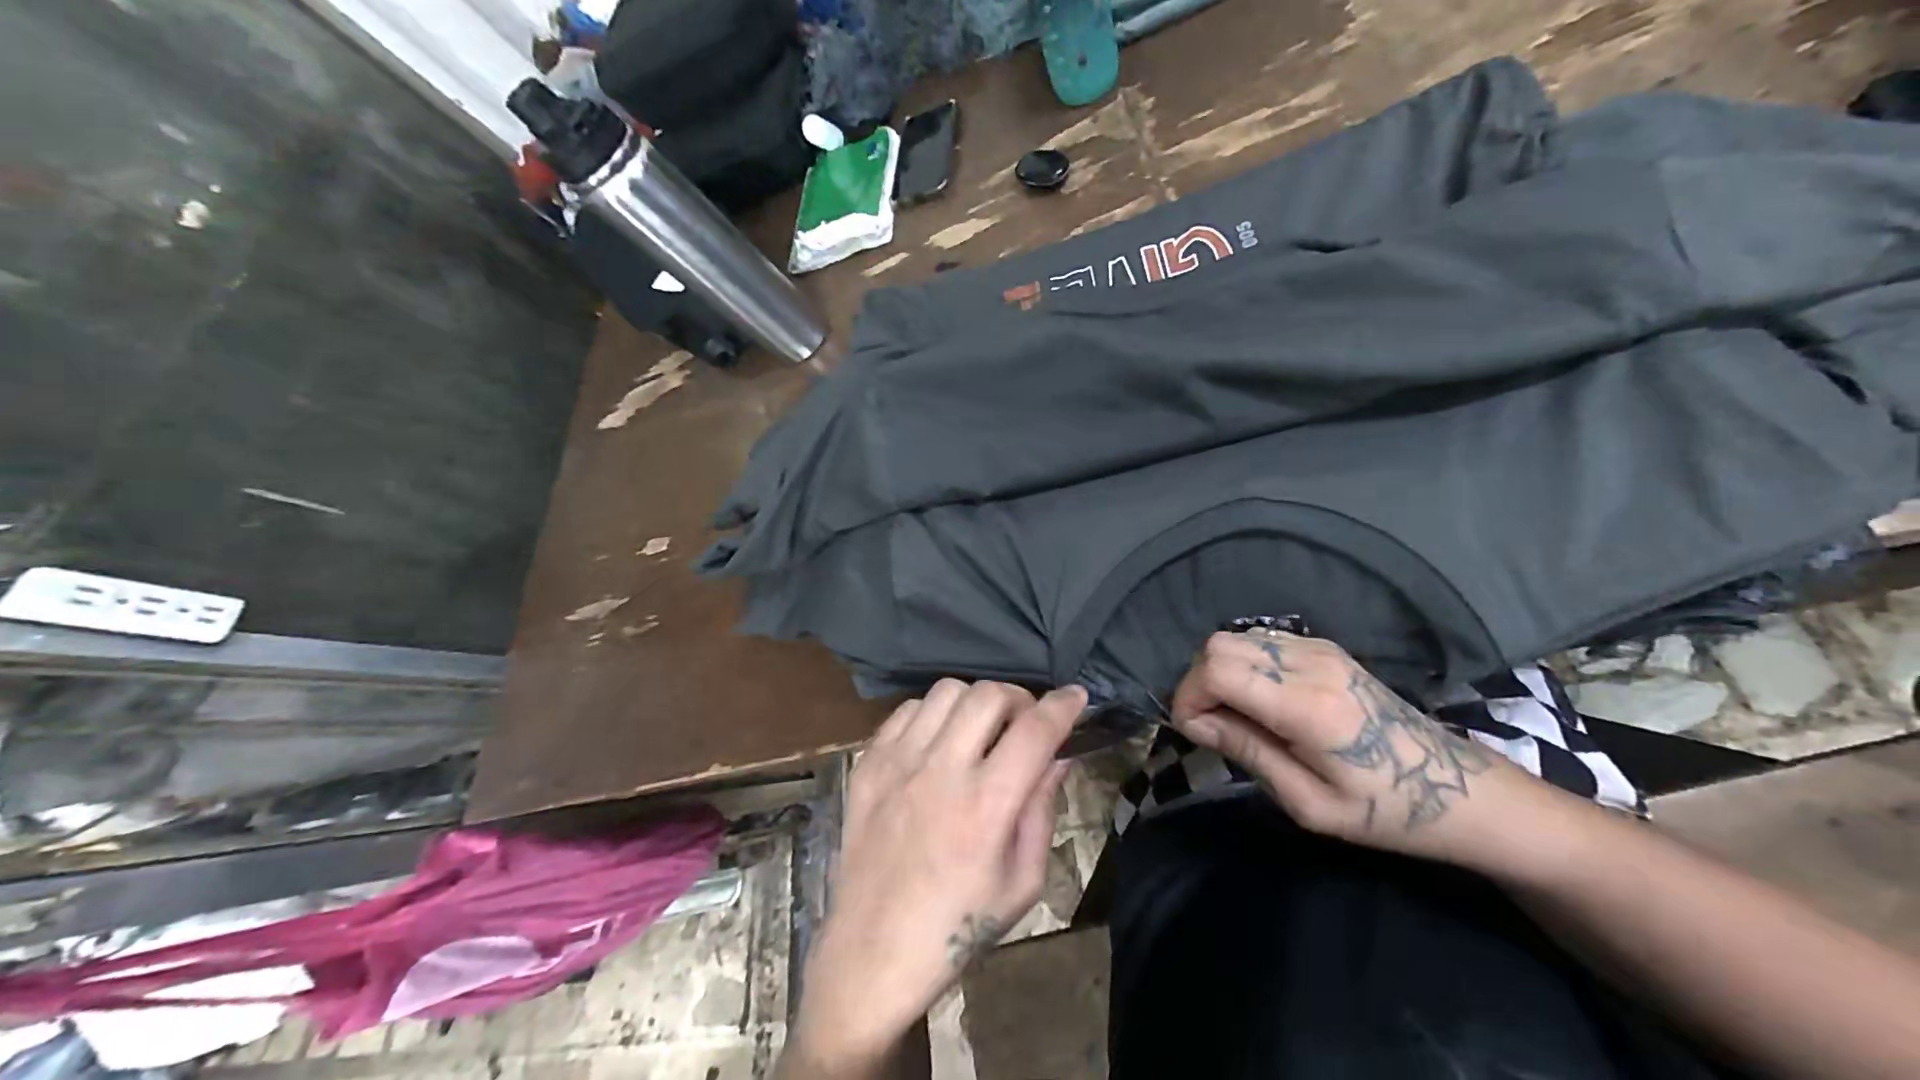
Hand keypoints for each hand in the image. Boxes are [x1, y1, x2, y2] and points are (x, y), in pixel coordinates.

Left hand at [787, 680, 1083, 1074]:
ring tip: (981, 731)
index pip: (1034, 731)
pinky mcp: (868, 765)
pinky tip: (940, 742)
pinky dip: (933, 715)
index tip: (1077, 697)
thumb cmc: (959, 925)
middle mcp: (940, 771)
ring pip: (946, 691)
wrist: (874, 950)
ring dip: (975, 703)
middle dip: (1020, 699)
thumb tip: (1058, 758)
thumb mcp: (1022, 882)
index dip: (1063, 705)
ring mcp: (897, 763)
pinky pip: (907, 710)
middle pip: (988, 695)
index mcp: (986, 806)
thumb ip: (1042, 811)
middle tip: (1024, 725)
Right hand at [1170, 630, 1588, 873]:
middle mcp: (1312, 664)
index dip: (1189, 696)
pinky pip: (1262, 641)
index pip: (1217, 669)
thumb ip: (1247, 751)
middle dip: (1197, 682)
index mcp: (1308, 706)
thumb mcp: (1307, 803)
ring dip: (1219, 672)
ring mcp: (1322, 650)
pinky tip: (1260, 700)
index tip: (1194, 731)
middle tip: (1210, 724)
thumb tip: (1193, 720)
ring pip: (1236, 637)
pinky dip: (1243, 665)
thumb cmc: (1385, 811)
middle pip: (1218, 644)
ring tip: (1235, 715)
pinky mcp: (1327, 649)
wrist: (1459, 790)